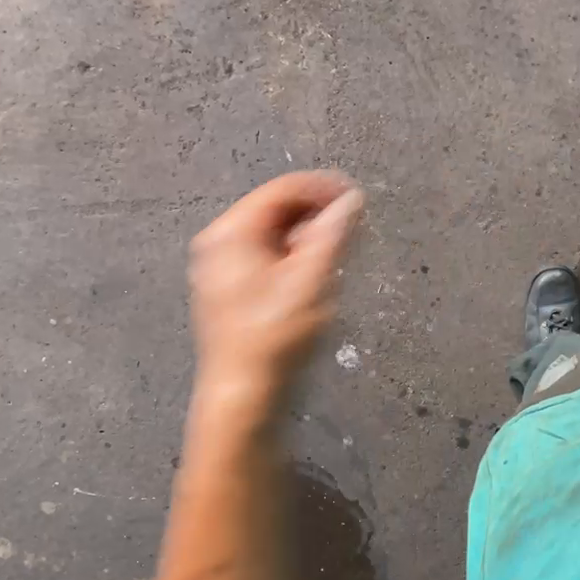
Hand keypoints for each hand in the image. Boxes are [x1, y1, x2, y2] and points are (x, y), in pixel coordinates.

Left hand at [188, 171, 365, 403]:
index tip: (359, 198)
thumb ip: (334, 234)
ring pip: (275, 236)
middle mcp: (221, 244)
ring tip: (341, 254)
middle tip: (354, 228)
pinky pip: (269, 258)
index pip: (282, 190)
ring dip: (310, 238)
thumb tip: (352, 200)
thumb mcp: (312, 280)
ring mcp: (223, 268)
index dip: (323, 188)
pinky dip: (296, 258)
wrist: (246, 390)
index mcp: (232, 233)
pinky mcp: (234, 291)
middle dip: (317, 214)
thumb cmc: (276, 335)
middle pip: (276, 210)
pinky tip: (318, 277)